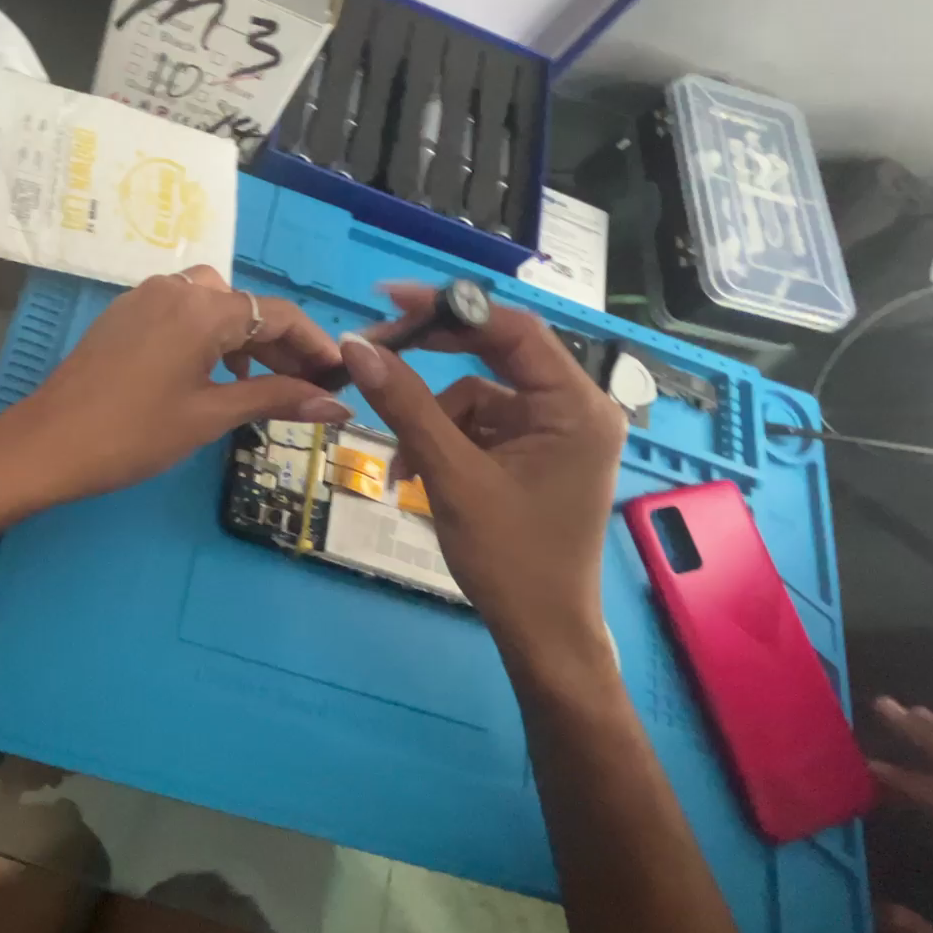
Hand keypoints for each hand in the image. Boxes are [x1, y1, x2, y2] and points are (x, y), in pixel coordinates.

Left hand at [4, 265, 347, 503]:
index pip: (278, 315)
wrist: (47, 443)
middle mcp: (176, 288)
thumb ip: (274, 398)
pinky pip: (179, 311)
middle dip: (280, 345)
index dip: (314, 345)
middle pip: (245, 307)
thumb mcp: (209, 416)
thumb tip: (337, 404)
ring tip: (259, 382)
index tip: (338, 376)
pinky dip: (206, 335)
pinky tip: (209, 372)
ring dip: (242, 338)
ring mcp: (143, 297)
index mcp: (203, 307)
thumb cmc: (133, 434)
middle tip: (305, 387)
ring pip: (211, 305)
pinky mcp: (122, 315)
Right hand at [337, 283, 626, 654]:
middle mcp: (572, 409)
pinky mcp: (531, 455)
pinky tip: (418, 478)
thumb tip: (357, 346)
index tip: (388, 299)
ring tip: (403, 471)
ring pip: (473, 399)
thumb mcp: (450, 475)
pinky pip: (475, 428)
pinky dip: (441, 445)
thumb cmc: (509, 557)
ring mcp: (551, 434)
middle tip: (371, 363)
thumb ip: (405, 406)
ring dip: (428, 426)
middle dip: (429, 369)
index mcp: (575, 406)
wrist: (539, 632)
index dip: (449, 309)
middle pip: (491, 359)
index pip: (512, 330)